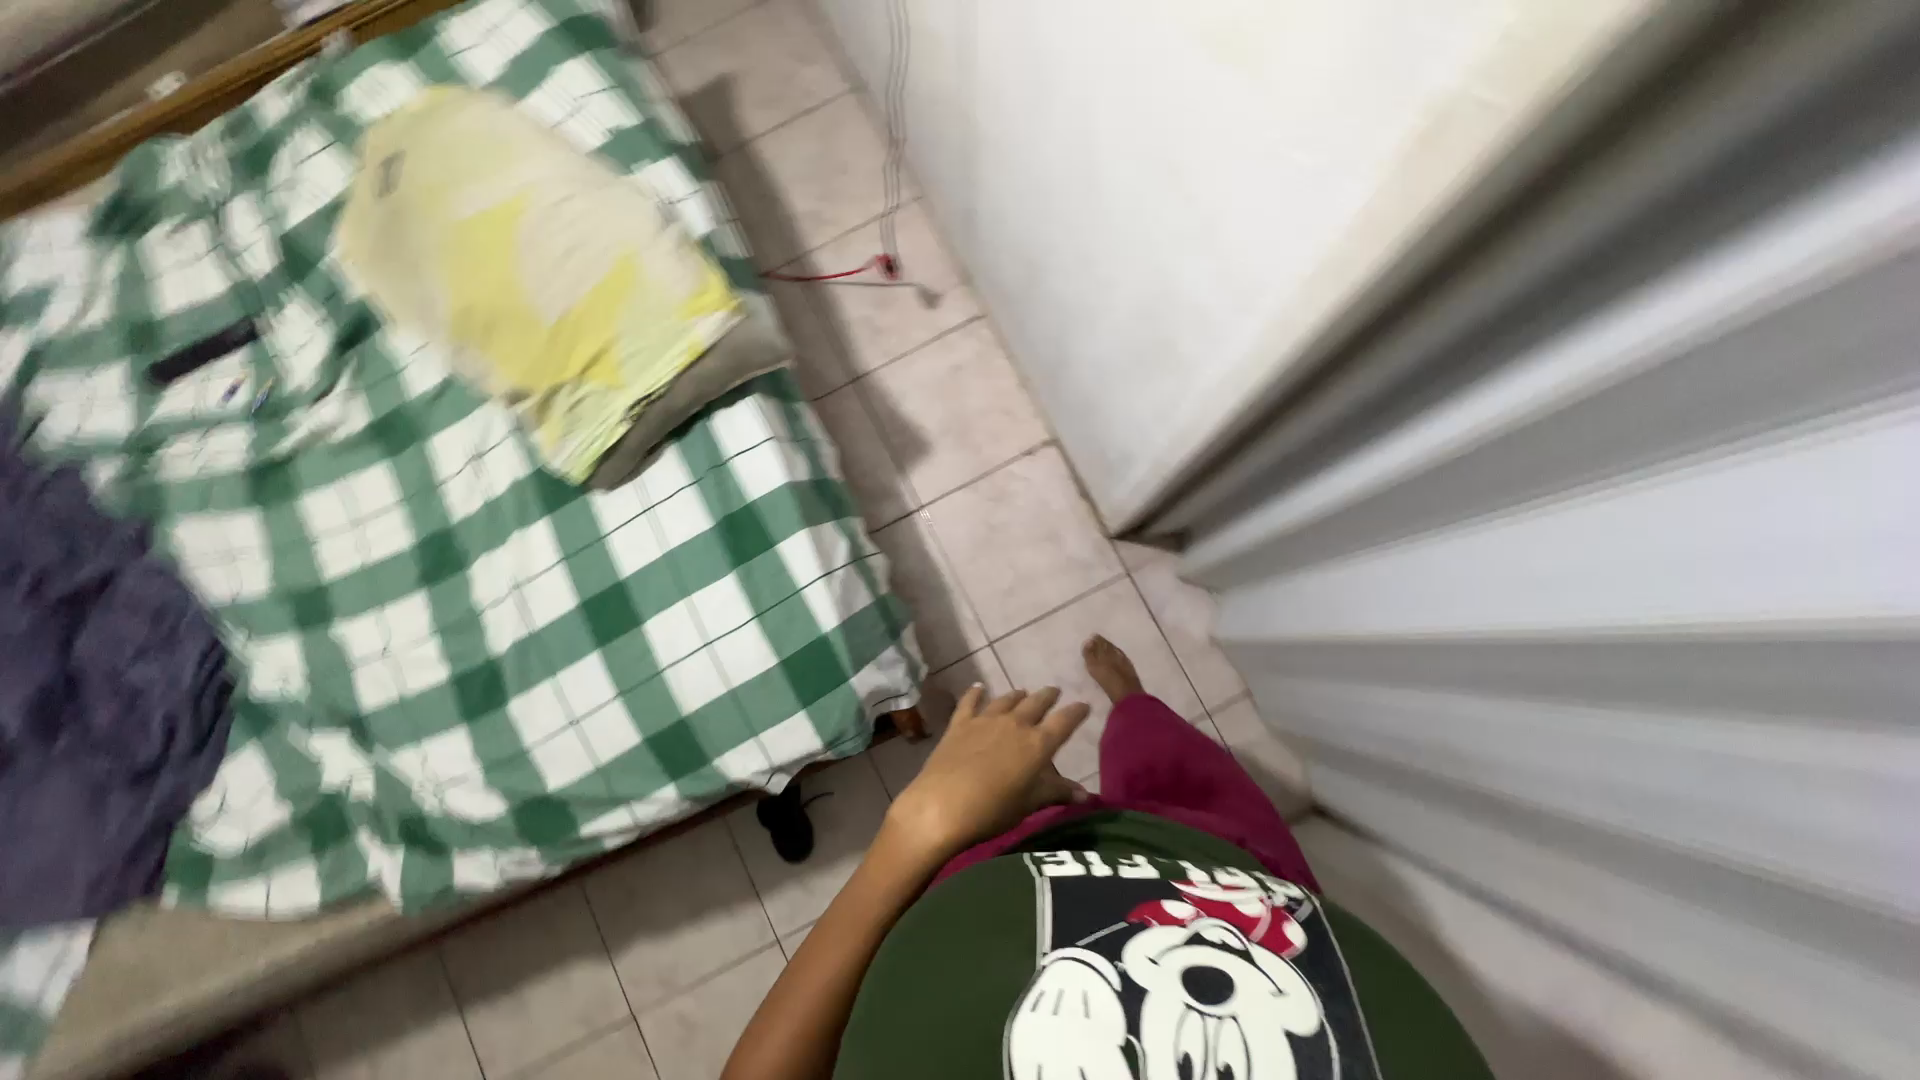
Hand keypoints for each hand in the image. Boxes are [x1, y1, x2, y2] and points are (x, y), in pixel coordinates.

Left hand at [883, 685, 1092, 860]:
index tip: (1084, 705)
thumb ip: (1057, 792)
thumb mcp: (1030, 803)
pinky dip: (975, 693)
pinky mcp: (960, 724)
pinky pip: (970, 702)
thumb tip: (1086, 795)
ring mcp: (985, 720)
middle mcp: (1015, 724)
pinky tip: (978, 687)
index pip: (1064, 722)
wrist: (943, 805)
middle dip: (1048, 697)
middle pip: (1036, 703)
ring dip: (1017, 695)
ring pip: (1006, 700)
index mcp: (1038, 744)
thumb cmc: (994, 810)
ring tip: (1023, 692)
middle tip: (1054, 691)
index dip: (1076, 712)